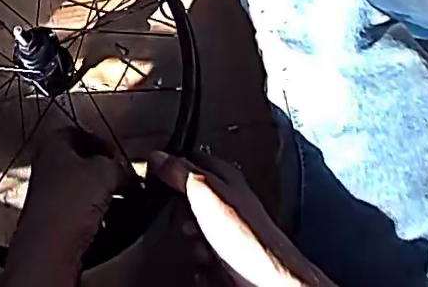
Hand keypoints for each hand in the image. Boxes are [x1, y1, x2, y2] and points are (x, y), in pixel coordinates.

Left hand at [0, 123, 127, 286]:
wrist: (50, 249)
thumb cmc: (70, 200)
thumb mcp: (104, 172)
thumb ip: (117, 166)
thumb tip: (126, 173)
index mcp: (52, 143)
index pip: (80, 132)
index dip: (101, 142)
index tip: (117, 156)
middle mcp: (46, 166)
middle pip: (81, 162)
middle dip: (103, 171)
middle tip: (122, 179)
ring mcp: (47, 196)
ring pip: (80, 189)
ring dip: (100, 195)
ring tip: (119, 202)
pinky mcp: (52, 223)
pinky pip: (78, 213)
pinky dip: (93, 216)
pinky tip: (106, 222)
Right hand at [150, 151, 334, 286]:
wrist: (271, 286)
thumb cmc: (245, 237)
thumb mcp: (205, 192)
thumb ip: (180, 172)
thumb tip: (156, 154)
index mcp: (225, 177)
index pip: (191, 158)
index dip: (173, 167)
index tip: (159, 179)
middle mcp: (228, 202)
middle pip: (189, 200)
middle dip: (181, 215)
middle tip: (189, 226)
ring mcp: (230, 235)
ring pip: (194, 233)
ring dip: (192, 245)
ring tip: (202, 252)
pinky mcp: (230, 265)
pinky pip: (203, 264)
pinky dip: (201, 270)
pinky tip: (207, 272)